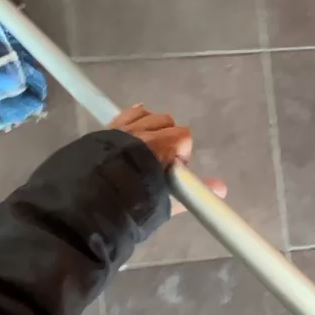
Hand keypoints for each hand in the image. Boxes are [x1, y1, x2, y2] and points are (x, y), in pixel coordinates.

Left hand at [107, 105, 227, 215]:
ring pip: (146, 114)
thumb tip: (222, 189)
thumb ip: (194, 192)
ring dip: (150, 127)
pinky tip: (134, 124)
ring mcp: (124, 128)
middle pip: (166, 122)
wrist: (92, 200)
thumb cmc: (134, 201)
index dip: (180, 154)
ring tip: (144, 147)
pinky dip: (134, 117)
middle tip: (158, 161)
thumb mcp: (166, 200)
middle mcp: (145, 130)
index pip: (183, 137)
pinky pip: (126, 113)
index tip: (172, 171)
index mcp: (162, 145)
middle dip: (166, 139)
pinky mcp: (107, 130)